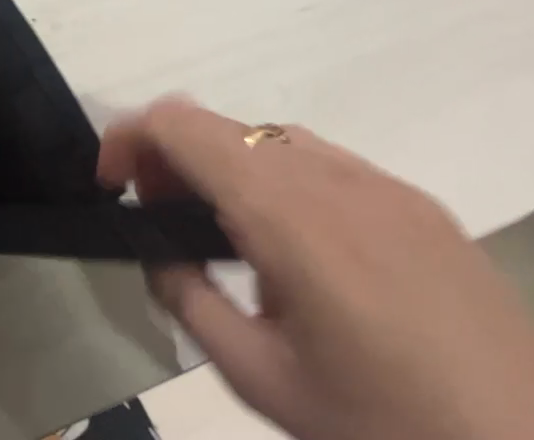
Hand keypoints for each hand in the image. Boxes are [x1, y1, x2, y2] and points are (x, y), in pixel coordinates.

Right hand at [100, 98, 533, 439]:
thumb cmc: (385, 424)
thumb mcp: (258, 375)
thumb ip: (186, 297)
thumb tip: (161, 252)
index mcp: (288, 216)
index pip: (180, 125)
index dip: (126, 137)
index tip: (112, 186)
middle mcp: (335, 179)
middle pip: (220, 124)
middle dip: (169, 156)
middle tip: (159, 217)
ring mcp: (386, 187)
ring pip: (269, 137)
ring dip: (222, 163)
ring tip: (222, 231)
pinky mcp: (421, 206)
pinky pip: (322, 162)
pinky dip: (275, 177)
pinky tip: (292, 244)